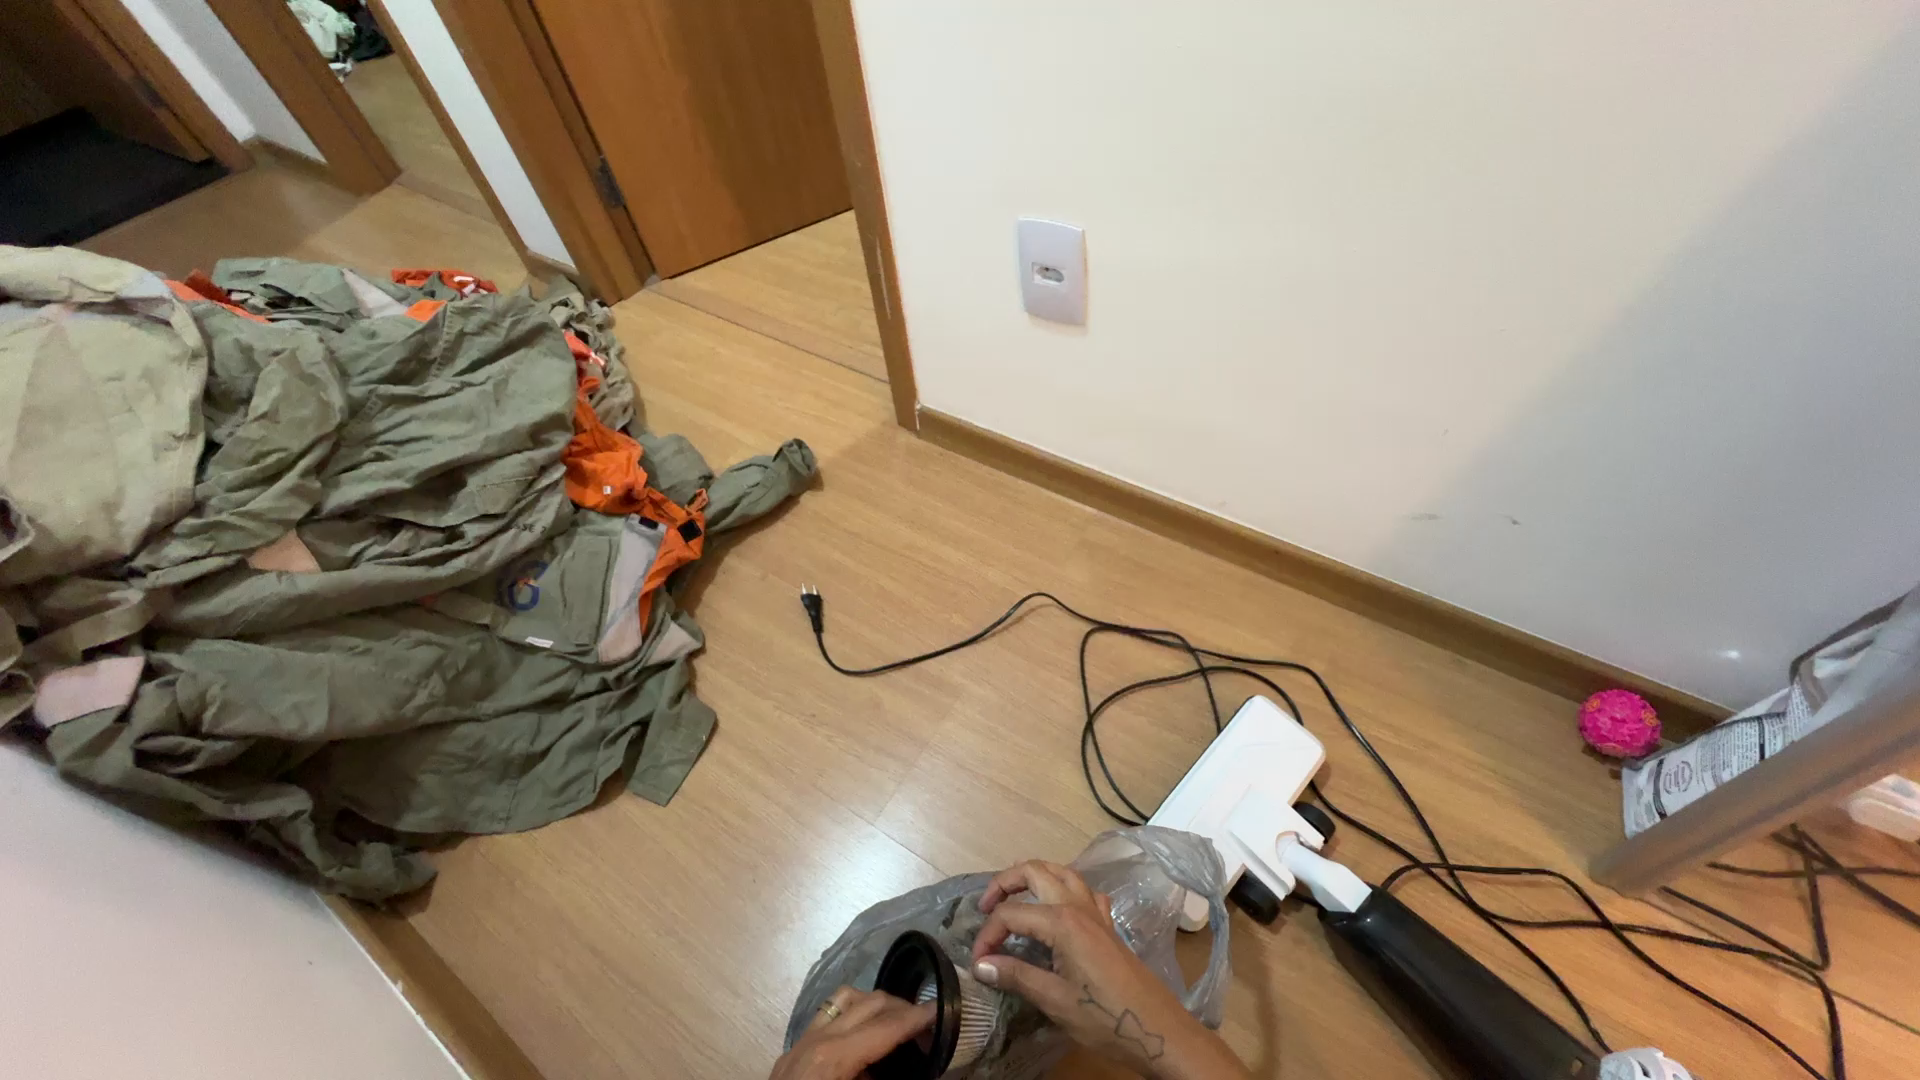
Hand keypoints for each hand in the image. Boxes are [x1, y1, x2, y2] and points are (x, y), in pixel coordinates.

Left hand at [769, 986, 934, 1079]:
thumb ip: (885, 1079)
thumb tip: (920, 1071)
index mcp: (833, 1058)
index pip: (885, 1026)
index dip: (916, 1018)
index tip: (940, 1011)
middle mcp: (816, 1040)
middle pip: (869, 1003)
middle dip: (901, 1008)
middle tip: (925, 1026)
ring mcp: (799, 1044)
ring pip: (844, 999)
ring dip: (874, 1005)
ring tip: (895, 1024)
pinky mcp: (790, 1055)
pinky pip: (826, 1018)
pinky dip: (850, 1018)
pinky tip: (862, 1043)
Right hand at [971, 861, 1249, 1079]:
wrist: (1158, 1030)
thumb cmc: (1104, 1017)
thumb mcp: (1054, 1000)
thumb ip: (1015, 975)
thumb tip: (980, 964)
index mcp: (1061, 921)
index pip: (1011, 914)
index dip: (988, 935)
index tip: (978, 962)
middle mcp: (1077, 905)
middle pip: (1034, 871)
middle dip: (1004, 882)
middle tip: (986, 907)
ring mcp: (1096, 911)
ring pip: (1061, 871)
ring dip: (1034, 876)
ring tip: (1015, 896)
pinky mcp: (1108, 923)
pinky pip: (1085, 890)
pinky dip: (1065, 889)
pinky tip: (1060, 909)